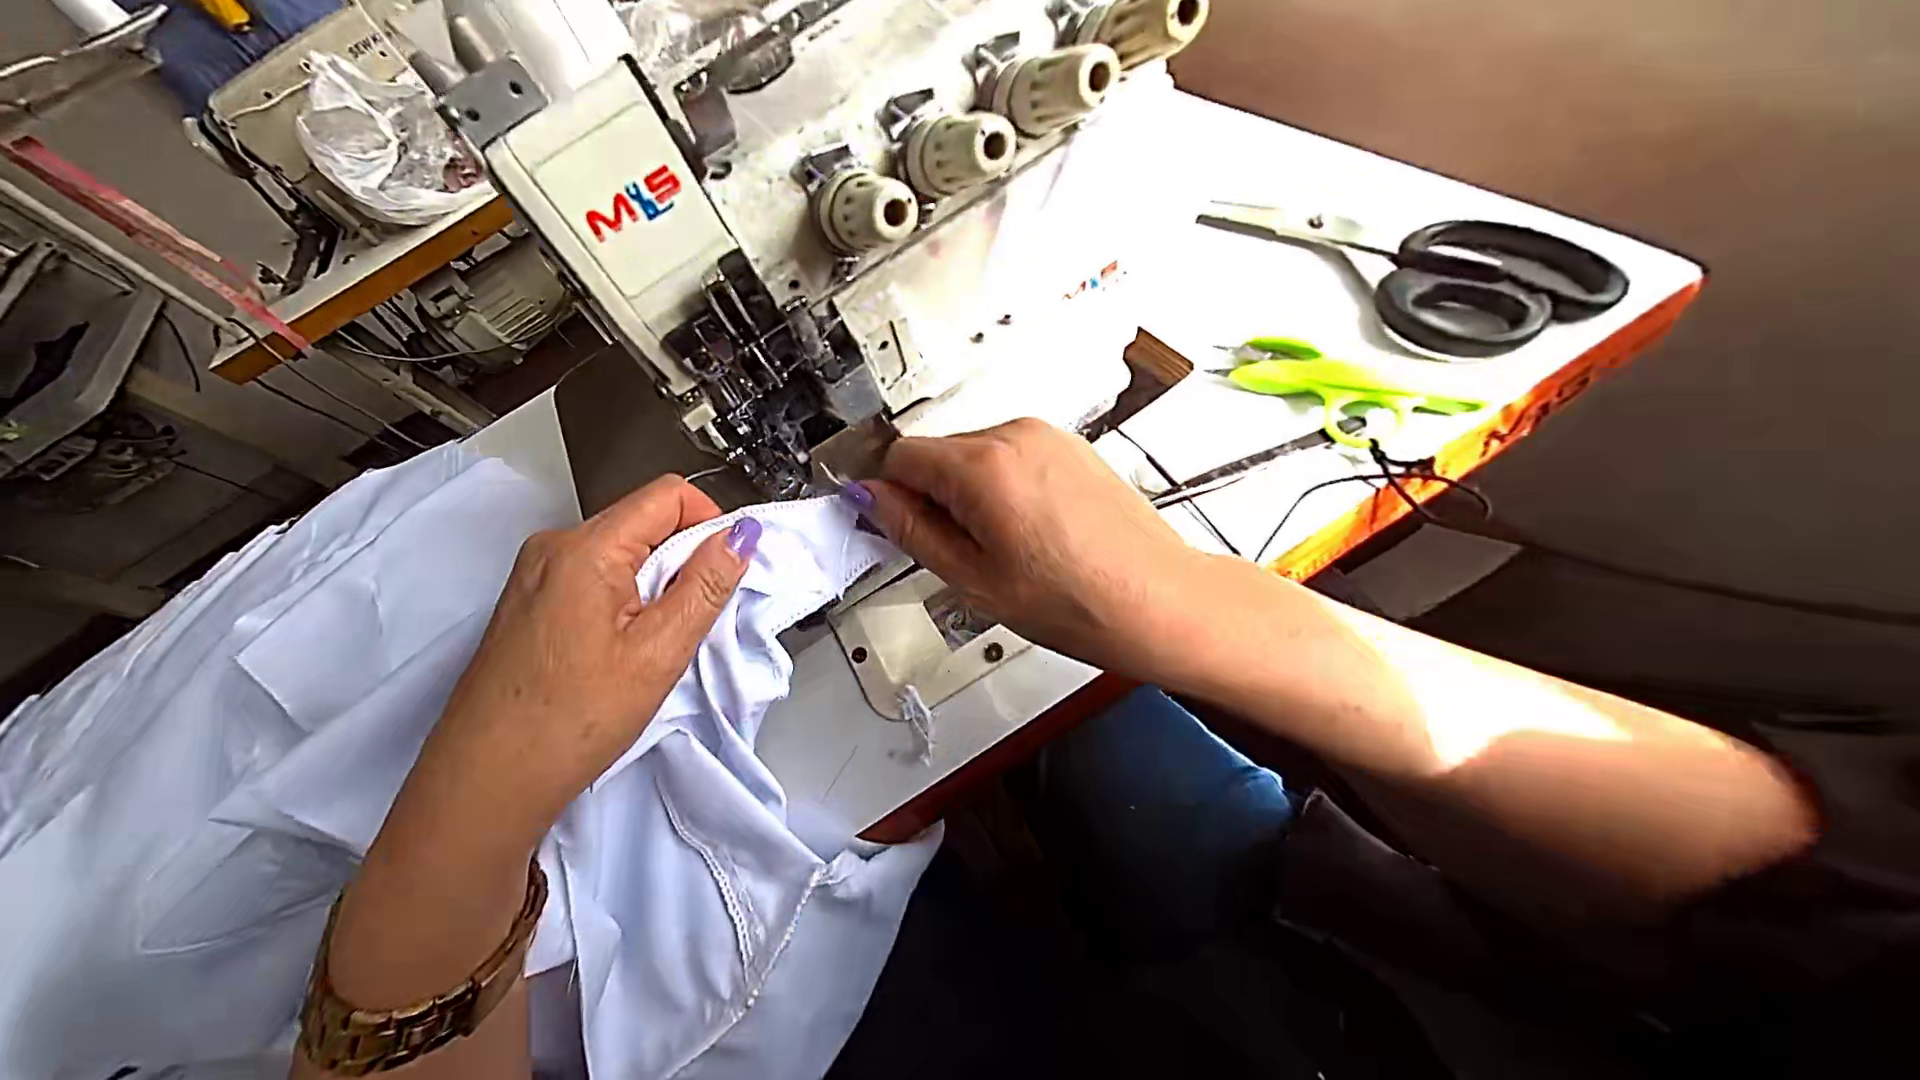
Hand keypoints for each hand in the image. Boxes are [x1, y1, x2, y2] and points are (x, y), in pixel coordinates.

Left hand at [407, 474, 760, 848]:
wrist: (486, 783)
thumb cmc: (572, 720)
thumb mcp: (661, 649)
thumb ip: (707, 584)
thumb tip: (742, 536)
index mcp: (585, 548)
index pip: (669, 494)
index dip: (711, 522)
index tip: (726, 569)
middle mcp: (553, 547)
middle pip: (645, 520)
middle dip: (685, 557)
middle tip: (693, 616)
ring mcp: (536, 573)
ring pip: (624, 550)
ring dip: (658, 580)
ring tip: (657, 639)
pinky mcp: (531, 600)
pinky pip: (597, 574)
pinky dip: (628, 596)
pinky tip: (626, 646)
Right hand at [853, 418, 1219, 682]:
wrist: (1158, 601)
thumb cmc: (1082, 600)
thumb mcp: (974, 579)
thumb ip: (912, 530)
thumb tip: (875, 499)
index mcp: (984, 466)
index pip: (899, 456)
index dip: (885, 492)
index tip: (887, 517)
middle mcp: (1017, 435)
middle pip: (938, 453)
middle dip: (932, 496)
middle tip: (955, 549)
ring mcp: (1049, 438)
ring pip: (975, 456)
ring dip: (969, 494)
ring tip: (1003, 547)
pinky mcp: (1071, 447)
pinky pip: (1012, 458)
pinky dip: (1004, 488)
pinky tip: (1028, 533)